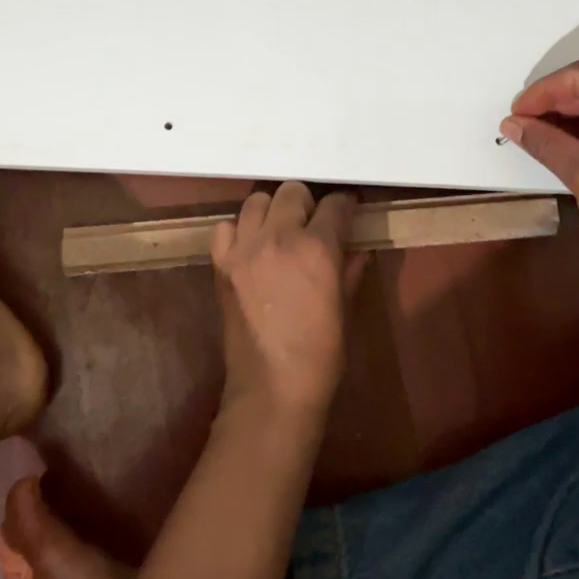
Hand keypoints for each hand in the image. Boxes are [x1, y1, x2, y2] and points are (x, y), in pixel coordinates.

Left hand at [210, 181, 367, 419]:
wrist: (272, 386)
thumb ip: (351, 268)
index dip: (345, 206)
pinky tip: (251, 247)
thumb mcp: (346, 307)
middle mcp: (278, 238)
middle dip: (307, 203)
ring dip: (272, 210)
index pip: (335, 205)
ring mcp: (244, 249)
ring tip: (280, 230)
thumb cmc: (321, 353)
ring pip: (256, 201)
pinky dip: (239, 230)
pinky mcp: (221, 264)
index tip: (348, 213)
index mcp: (317, 248)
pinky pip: (225, 227)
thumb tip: (357, 247)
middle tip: (313, 223)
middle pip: (292, 191)